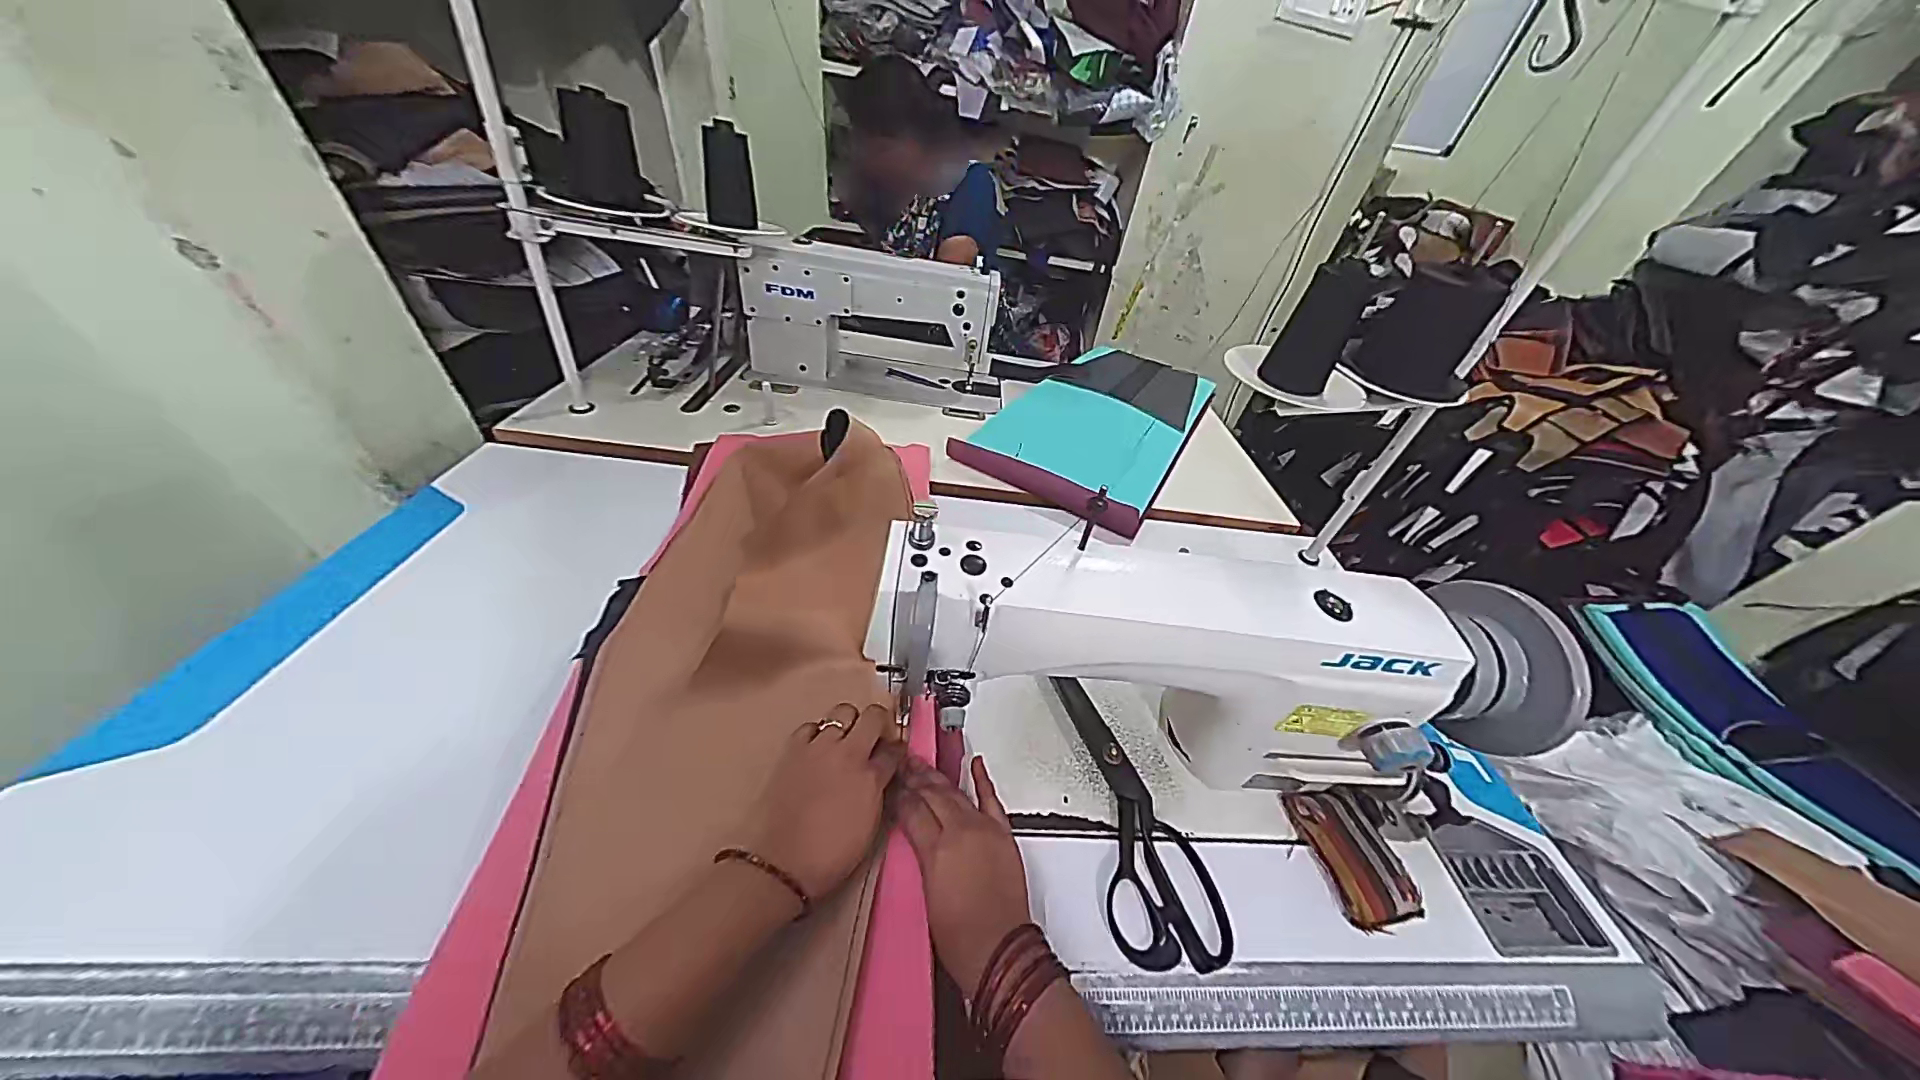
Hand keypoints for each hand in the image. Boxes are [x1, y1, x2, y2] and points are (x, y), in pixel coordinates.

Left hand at [740, 703, 905, 898]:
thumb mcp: (869, 825)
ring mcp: (819, 747)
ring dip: (849, 723)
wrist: (781, 863)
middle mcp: (848, 754)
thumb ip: (878, 791)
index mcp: (871, 777)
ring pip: (842, 712)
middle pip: (873, 715)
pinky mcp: (792, 749)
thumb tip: (880, 774)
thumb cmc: (830, 855)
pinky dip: (817, 733)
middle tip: (872, 740)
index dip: (896, 749)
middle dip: (877, 723)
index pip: (894, 748)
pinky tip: (816, 750)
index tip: (893, 754)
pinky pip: (811, 726)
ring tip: (843, 742)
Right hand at [895, 755, 1031, 989]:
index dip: (900, 795)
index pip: (912, 810)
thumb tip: (916, 835)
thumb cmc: (960, 937)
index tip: (892, 785)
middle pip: (933, 795)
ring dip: (939, 777)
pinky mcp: (1003, 834)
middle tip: (903, 765)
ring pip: (956, 793)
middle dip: (916, 778)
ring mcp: (984, 830)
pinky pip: (991, 800)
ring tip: (924, 764)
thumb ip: (921, 856)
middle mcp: (960, 832)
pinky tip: (975, 765)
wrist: (999, 951)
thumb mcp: (925, 894)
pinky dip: (983, 781)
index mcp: (936, 850)